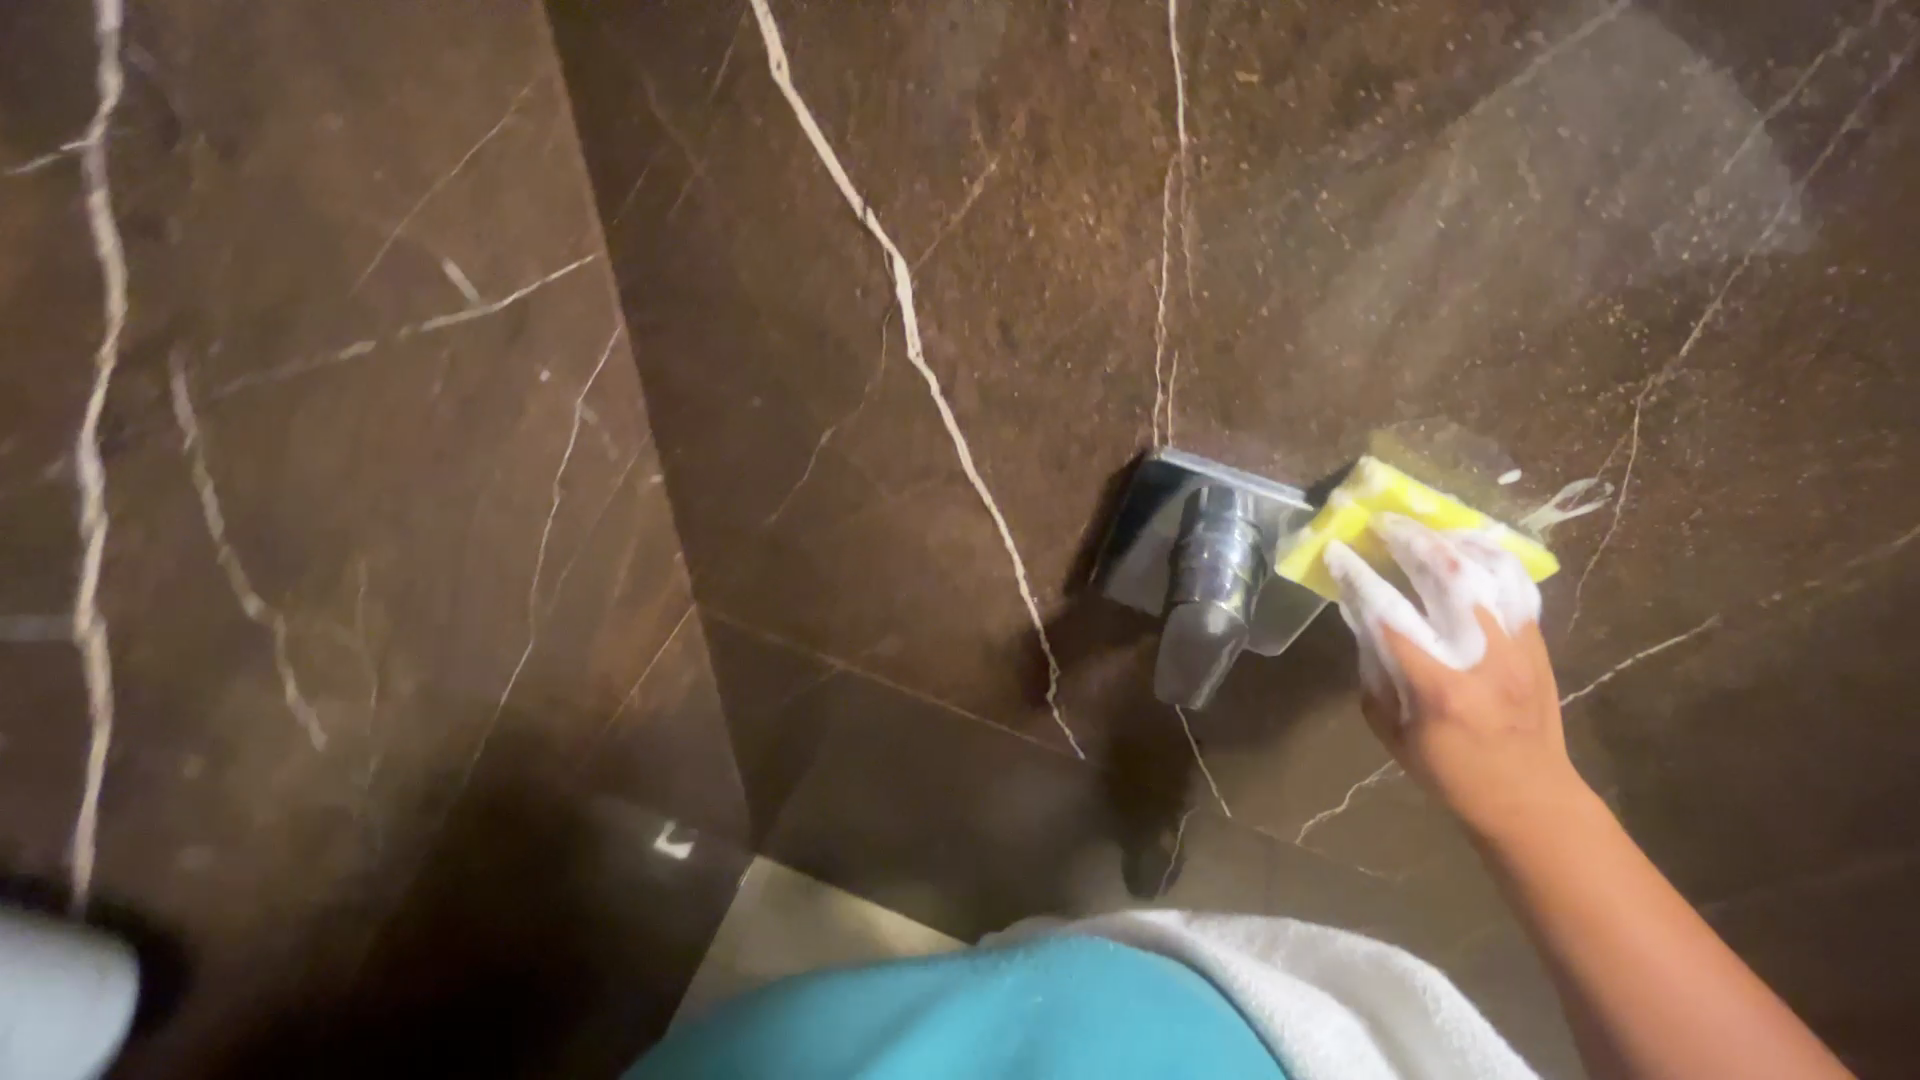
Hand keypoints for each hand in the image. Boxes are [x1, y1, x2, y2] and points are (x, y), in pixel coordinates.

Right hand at [1323, 515, 1592, 837]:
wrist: (1529, 794)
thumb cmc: (1445, 769)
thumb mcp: (1389, 727)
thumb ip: (1374, 668)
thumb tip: (1362, 614)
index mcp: (1436, 686)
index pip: (1389, 614)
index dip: (1358, 577)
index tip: (1337, 550)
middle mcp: (1481, 657)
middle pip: (1446, 577)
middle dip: (1409, 540)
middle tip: (1382, 523)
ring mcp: (1517, 644)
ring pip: (1490, 570)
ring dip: (1451, 539)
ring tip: (1425, 528)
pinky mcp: (1538, 641)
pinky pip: (1518, 583)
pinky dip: (1492, 555)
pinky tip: (1468, 544)